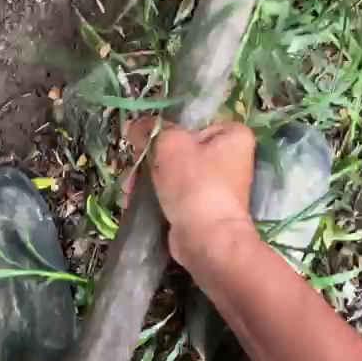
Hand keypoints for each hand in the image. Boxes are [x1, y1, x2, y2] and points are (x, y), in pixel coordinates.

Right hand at [129, 120, 256, 268]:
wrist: (207, 241)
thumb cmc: (194, 183)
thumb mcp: (168, 143)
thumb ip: (150, 129)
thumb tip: (134, 126)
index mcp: (232, 135)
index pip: (193, 119)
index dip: (166, 127)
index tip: (144, 137)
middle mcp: (230, 158)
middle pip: (179, 146)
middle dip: (150, 157)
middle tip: (133, 165)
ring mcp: (217, 184)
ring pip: (172, 169)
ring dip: (146, 177)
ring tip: (129, 188)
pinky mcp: (202, 206)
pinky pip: (174, 190)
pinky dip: (155, 194)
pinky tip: (133, 199)